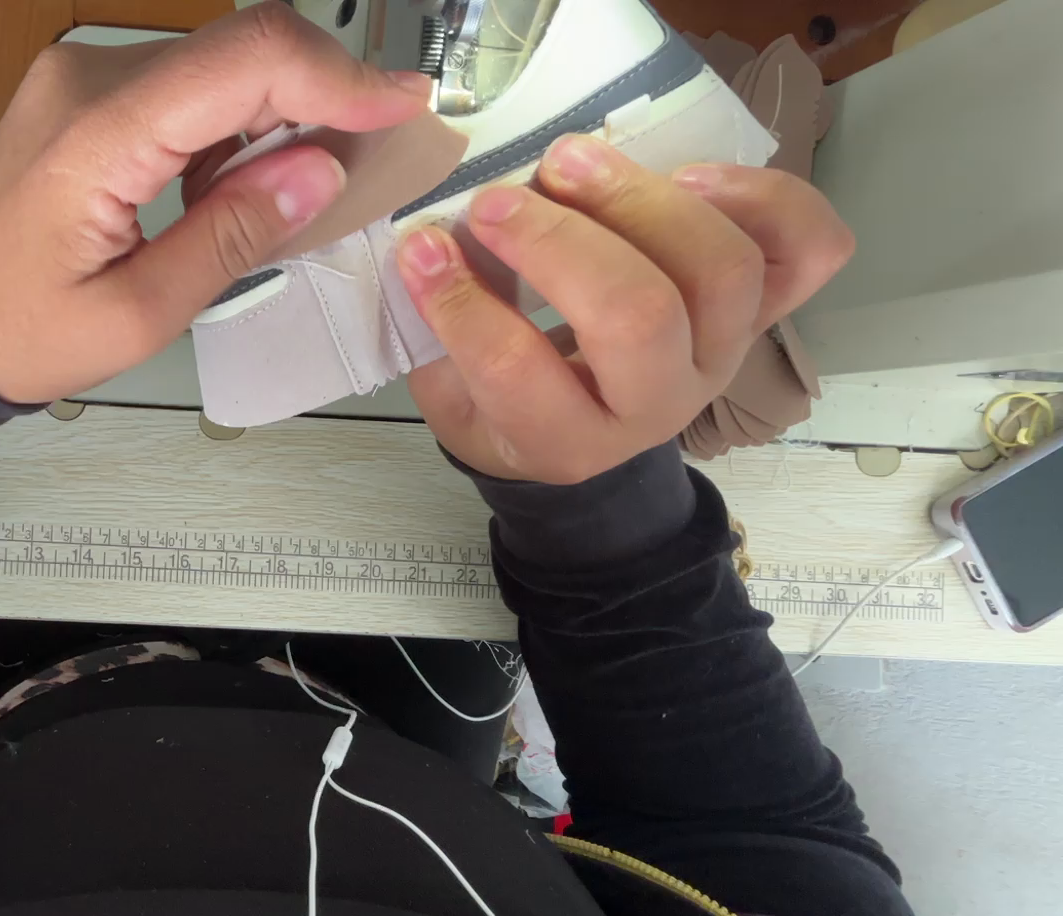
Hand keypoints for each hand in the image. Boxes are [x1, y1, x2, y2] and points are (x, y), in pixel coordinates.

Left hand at [0, 5, 432, 403]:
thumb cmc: (20, 336)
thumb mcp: (137, 312)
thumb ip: (231, 235)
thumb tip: (318, 169)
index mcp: (100, 132)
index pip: (247, 59)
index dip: (340, 75)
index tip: (403, 106)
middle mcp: (87, 79)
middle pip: (235, 48)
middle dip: (314, 93)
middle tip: (360, 157)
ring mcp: (76, 83)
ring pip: (209, 67)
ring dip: (267, 116)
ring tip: (283, 194)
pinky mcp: (75, 101)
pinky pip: (172, 91)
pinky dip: (220, 129)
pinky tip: (222, 190)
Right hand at [397, 137, 854, 482]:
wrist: (574, 438)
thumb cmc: (499, 418)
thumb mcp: (450, 400)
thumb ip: (442, 337)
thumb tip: (434, 243)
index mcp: (562, 443)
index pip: (513, 369)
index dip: (460, 302)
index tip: (420, 247)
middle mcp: (653, 410)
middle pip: (634, 314)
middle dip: (558, 243)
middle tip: (497, 199)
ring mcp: (719, 359)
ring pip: (716, 270)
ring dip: (641, 201)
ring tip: (569, 162)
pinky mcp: (760, 317)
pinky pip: (807, 252)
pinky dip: (765, 199)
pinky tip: (689, 176)